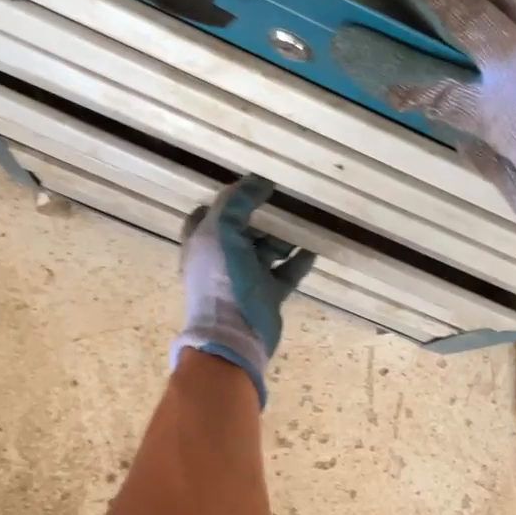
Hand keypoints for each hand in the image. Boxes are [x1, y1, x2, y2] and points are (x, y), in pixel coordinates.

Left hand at [170, 177, 315, 405]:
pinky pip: (286, 273)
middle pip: (241, 232)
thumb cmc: (222, 279)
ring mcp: (244, 279)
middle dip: (260, 218)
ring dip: (283, 238)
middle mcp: (221, 260)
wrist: (234, 334)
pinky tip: (313, 250)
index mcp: (202, 244)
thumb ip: (237, 202)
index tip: (248, 189)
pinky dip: (299, 261)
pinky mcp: (266, 295)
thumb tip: (259, 180)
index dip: (224, 202)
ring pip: (265, 252)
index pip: (207, 216)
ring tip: (303, 224)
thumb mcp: (222, 231)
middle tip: (283, 203)